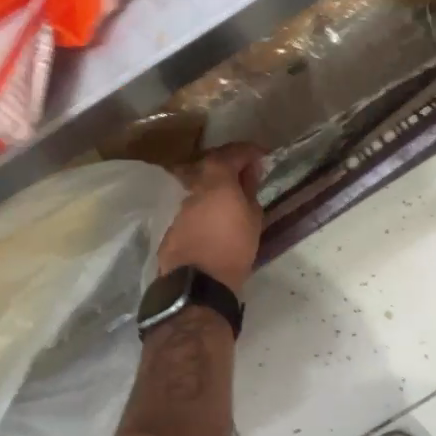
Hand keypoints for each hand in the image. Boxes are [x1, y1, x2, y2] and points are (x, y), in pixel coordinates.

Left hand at [158, 143, 265, 294]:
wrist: (196, 284)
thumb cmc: (233, 247)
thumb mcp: (253, 217)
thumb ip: (250, 190)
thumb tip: (249, 174)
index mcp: (217, 176)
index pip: (235, 151)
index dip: (251, 152)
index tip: (263, 157)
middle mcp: (194, 182)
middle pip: (213, 162)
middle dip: (231, 162)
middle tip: (247, 172)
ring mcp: (180, 201)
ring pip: (200, 182)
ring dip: (216, 182)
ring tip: (232, 194)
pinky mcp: (172, 221)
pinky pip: (192, 202)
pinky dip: (205, 201)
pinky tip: (214, 214)